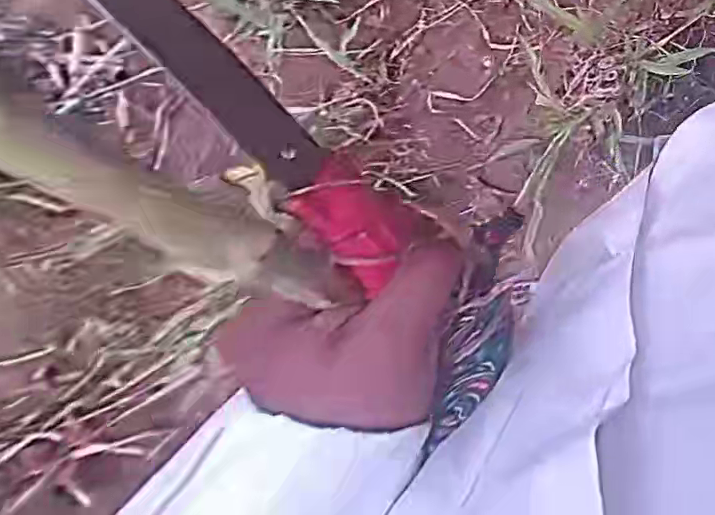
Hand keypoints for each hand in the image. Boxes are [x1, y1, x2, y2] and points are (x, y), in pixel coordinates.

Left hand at [217, 243, 464, 429]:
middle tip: (439, 270)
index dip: (385, 227)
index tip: (425, 238)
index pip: (331, 237)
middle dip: (403, 259)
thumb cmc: (362, 412)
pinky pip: (371, 303)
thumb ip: (425, 268)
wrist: (357, 486)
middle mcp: (271, 318)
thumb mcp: (398, 333)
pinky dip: (403, 302)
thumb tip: (449, 234)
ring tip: (436, 298)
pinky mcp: (324, 350)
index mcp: (265, 311)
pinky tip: (424, 316)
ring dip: (409, 281)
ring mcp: (297, 336)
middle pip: (353, 256)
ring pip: (368, 279)